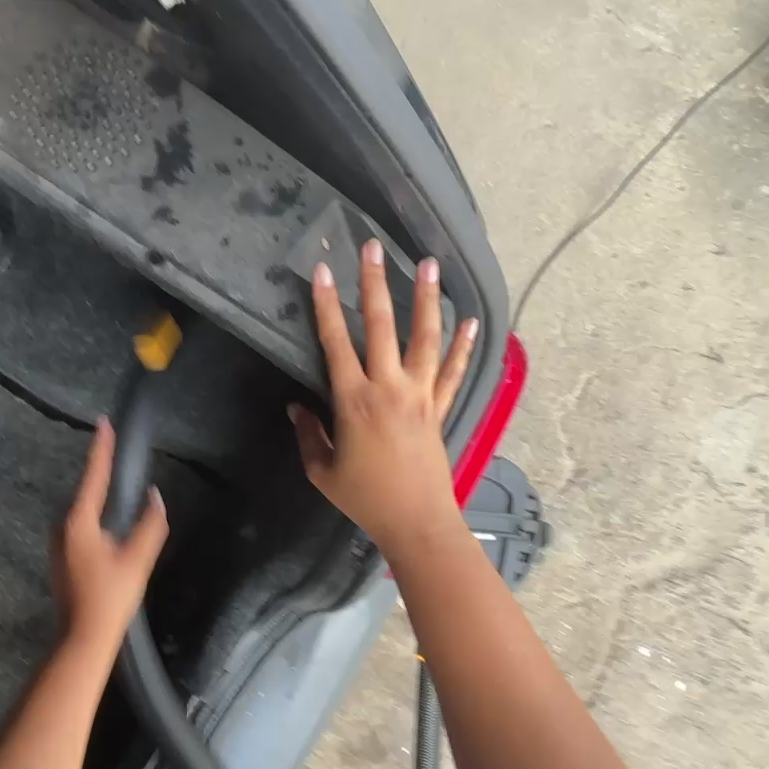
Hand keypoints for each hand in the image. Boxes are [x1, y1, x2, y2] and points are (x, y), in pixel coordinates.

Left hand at [51, 420, 168, 650]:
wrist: (82, 639)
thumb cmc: (110, 597)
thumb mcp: (137, 559)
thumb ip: (150, 524)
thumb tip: (156, 497)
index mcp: (78, 521)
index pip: (93, 475)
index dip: (101, 448)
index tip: (104, 422)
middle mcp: (62, 526)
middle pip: (87, 493)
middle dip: (103, 475)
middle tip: (118, 453)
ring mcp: (58, 543)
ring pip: (84, 512)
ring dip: (100, 500)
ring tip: (119, 486)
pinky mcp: (62, 558)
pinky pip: (81, 527)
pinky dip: (96, 519)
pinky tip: (111, 526)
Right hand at [289, 239, 477, 553]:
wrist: (416, 521)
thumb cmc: (363, 497)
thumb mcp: (321, 470)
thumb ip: (308, 434)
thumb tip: (297, 407)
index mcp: (354, 400)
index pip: (335, 342)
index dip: (325, 305)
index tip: (321, 271)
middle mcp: (389, 388)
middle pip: (381, 326)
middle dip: (375, 283)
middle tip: (373, 247)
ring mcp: (420, 395)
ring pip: (424, 338)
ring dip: (426, 299)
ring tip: (430, 263)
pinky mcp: (440, 408)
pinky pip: (453, 371)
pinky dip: (463, 345)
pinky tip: (471, 320)